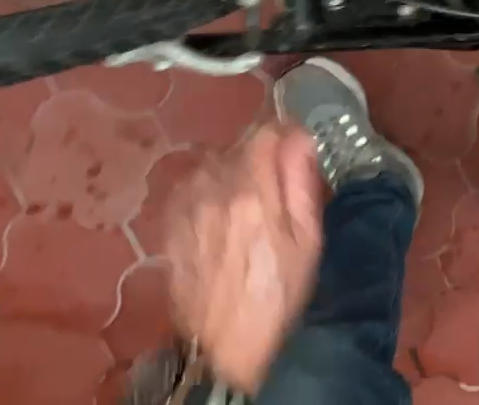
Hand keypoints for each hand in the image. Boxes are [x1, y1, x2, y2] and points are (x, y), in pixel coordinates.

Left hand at [164, 123, 321, 393]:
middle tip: (279, 177)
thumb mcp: (308, 238)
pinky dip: (206, 186)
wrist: (225, 349)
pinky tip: (219, 207)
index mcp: (255, 192)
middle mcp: (215, 192)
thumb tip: (301, 139)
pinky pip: (189, 188)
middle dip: (261, 152)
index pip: (265, 133)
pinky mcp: (170, 228)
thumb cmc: (279, 292)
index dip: (285, 131)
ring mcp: (187, 210)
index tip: (298, 144)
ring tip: (248, 194)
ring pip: (212, 164)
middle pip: (238, 146)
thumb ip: (301, 182)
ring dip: (233, 168)